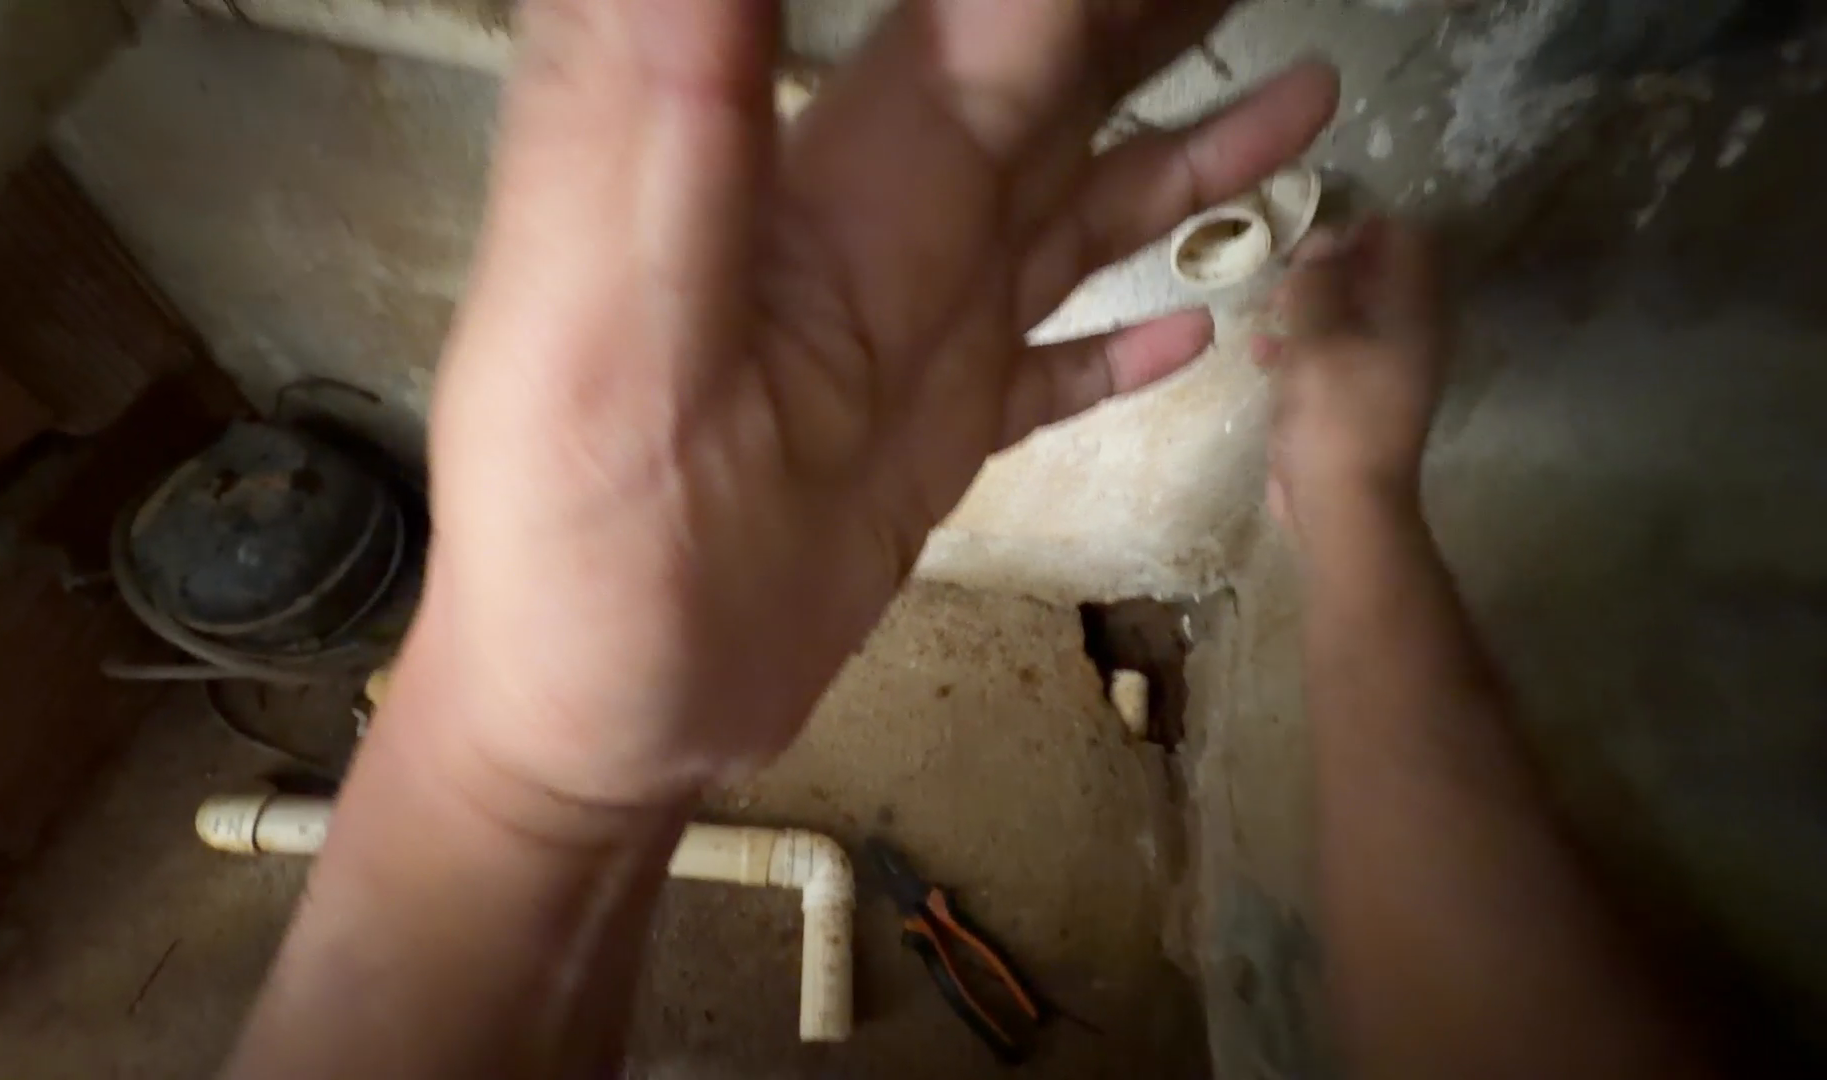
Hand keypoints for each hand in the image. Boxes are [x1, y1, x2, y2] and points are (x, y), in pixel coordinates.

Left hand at [416, 0, 1338, 814]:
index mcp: (809, 201)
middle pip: (1037, 87)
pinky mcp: (926, 455)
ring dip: (1172, 170)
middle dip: (1144, 21)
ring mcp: (907, 359)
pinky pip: (1040, 378)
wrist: (595, 710)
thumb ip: (650, 104)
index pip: (968, 18)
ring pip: (1063, 223)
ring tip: (1296, 107)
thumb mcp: (592, 327)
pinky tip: (1192, 328)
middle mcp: (869, 252)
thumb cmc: (581, 553)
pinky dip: (1112, 352)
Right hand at [1255, 218, 1445, 538]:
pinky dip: (1295, 345)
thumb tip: (1320, 240)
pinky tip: (1260, 350)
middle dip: (1326, 267)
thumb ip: (1318, 287)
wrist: (1338, 501)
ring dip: (1306, 305)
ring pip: (1343, 314)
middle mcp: (1402, 334)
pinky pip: (1323, 354)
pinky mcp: (1344, 396)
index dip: (1361, 229)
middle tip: (1281, 275)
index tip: (1308, 239)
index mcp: (1412, 314)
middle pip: (1373, 276)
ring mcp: (1374, 368)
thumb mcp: (1319, 344)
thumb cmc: (1333, 419)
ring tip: (1265, 307)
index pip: (1405, 241)